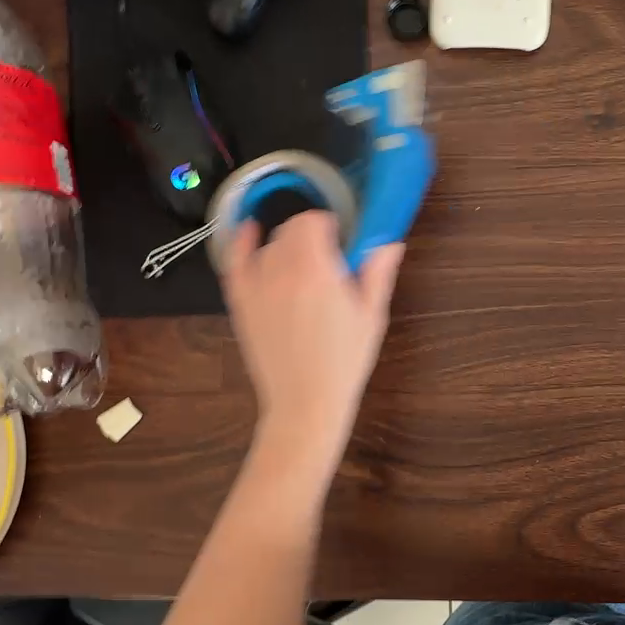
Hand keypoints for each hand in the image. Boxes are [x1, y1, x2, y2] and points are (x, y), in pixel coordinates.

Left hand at [221, 212, 403, 456]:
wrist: (305, 402)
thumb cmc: (343, 363)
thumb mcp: (371, 318)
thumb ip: (377, 274)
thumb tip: (389, 243)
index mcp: (317, 272)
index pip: (314, 222)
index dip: (330, 226)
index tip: (342, 240)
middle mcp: (281, 272)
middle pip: (290, 230)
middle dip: (310, 235)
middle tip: (327, 257)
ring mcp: (256, 287)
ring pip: (268, 246)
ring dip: (286, 246)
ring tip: (302, 267)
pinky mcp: (241, 303)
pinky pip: (235, 260)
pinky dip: (242, 242)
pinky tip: (250, 232)